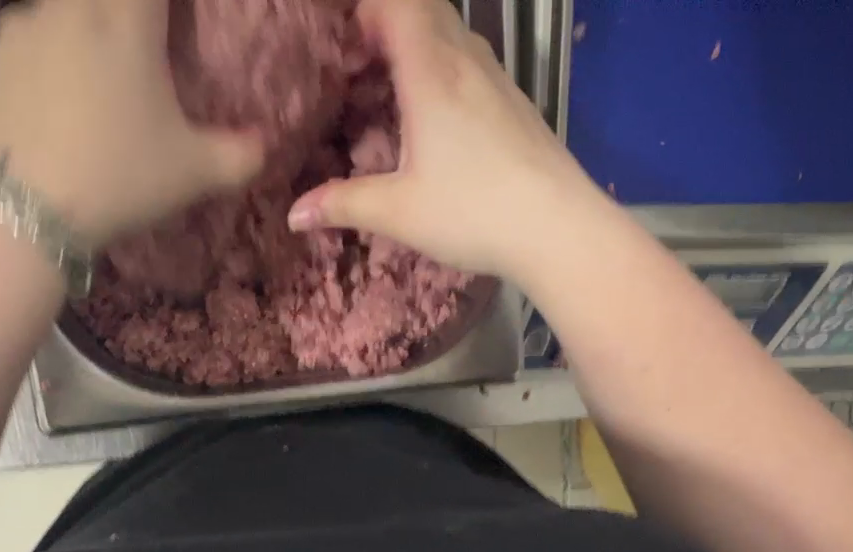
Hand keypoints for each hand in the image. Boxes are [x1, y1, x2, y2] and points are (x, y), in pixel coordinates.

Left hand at [0, 0, 264, 243]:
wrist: (26, 213)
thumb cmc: (119, 179)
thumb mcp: (193, 174)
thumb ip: (239, 155)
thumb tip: (263, 144)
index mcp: (128, 18)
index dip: (170, 6)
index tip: (177, 25)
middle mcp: (74, 5)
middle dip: (128, 15)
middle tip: (145, 51)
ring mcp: (26, 25)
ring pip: (67, 8)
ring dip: (87, 29)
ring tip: (100, 75)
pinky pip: (31, 34)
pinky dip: (50, 52)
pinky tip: (59, 96)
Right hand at [285, 0, 612, 281]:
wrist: (558, 227)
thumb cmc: (473, 212)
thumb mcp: (398, 212)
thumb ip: (343, 203)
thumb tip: (294, 214)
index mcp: (432, 72)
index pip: (395, 3)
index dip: (363, 12)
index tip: (340, 47)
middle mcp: (466, 60)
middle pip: (423, 8)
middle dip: (385, 24)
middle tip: (356, 65)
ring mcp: (496, 79)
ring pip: (451, 34)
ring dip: (416, 46)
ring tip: (387, 89)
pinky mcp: (514, 102)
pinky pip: (470, 63)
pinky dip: (442, 69)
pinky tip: (433, 119)